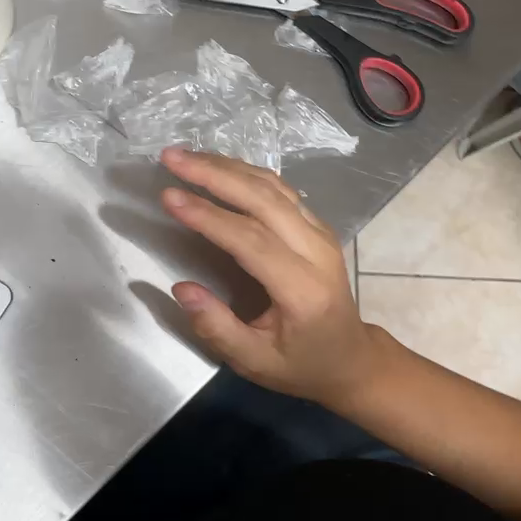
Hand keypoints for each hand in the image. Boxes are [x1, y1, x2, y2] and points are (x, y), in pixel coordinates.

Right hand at [158, 148, 390, 407]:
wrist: (351, 358)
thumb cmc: (300, 365)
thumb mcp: (256, 363)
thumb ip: (218, 329)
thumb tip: (182, 289)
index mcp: (303, 289)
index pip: (251, 240)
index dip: (209, 216)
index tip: (169, 196)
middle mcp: (317, 251)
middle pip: (264, 199)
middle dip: (214, 174)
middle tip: (171, 158)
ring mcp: (320, 232)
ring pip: (273, 186)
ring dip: (226, 166)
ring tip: (184, 156)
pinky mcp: (315, 225)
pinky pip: (279, 188)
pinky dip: (243, 172)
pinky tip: (215, 166)